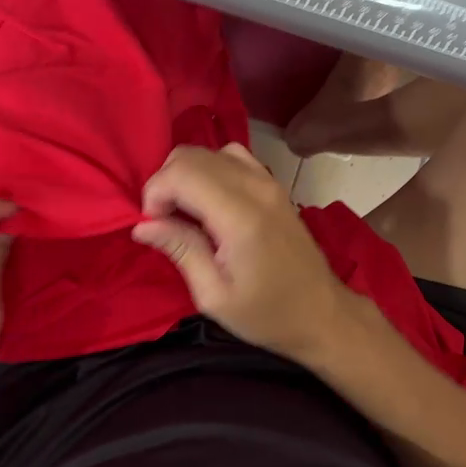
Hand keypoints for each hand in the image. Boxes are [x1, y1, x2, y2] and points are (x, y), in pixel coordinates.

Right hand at [131, 144, 363, 361]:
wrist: (322, 313)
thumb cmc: (267, 314)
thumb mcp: (214, 296)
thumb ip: (180, 250)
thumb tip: (142, 225)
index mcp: (240, 217)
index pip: (181, 174)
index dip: (154, 194)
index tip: (154, 228)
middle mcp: (255, 188)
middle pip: (190, 156)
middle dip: (165, 183)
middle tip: (165, 223)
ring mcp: (268, 181)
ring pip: (208, 151)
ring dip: (185, 175)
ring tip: (184, 213)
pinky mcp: (273, 183)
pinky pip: (231, 156)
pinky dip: (209, 170)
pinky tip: (208, 201)